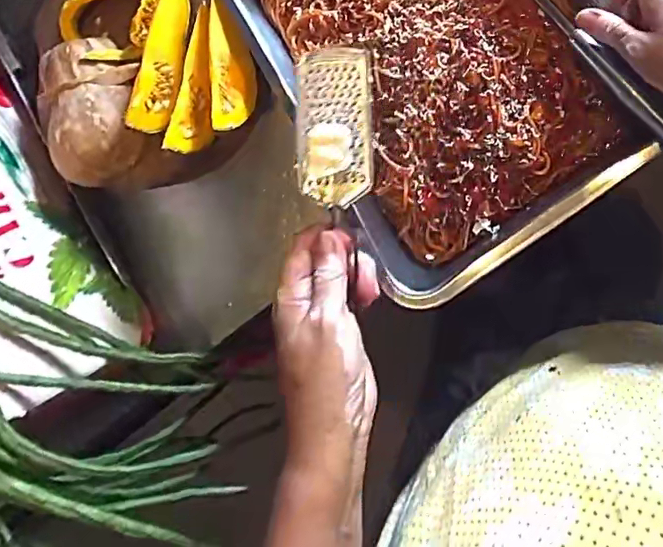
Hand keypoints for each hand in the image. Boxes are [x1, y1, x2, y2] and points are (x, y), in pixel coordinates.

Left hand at [274, 228, 380, 467]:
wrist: (336, 429)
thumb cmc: (327, 379)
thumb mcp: (329, 319)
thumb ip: (329, 276)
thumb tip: (329, 236)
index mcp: (291, 298)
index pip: (302, 248)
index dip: (325, 235)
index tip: (351, 234)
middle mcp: (303, 302)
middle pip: (322, 258)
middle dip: (346, 255)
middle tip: (364, 270)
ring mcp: (321, 314)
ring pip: (338, 274)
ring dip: (357, 272)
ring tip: (370, 289)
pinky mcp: (339, 326)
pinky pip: (348, 293)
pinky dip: (360, 289)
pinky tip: (371, 297)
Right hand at [575, 0, 662, 127]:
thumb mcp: (636, 51)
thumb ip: (609, 31)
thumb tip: (586, 16)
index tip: (609, 15)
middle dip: (628, 14)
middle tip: (622, 40)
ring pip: (660, 9)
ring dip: (645, 28)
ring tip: (641, 56)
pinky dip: (662, 37)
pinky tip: (661, 63)